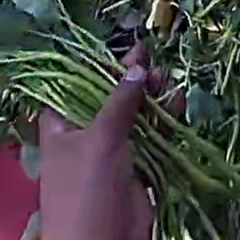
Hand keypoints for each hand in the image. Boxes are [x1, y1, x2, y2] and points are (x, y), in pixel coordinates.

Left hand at [38, 45, 168, 239]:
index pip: (72, 85)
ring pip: (132, 111)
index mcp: (61, 128)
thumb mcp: (100, 140)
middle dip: (130, 77)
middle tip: (150, 60)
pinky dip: (163, 116)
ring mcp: (111, 150)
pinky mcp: (135, 164)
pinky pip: (150, 132)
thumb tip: (137, 66)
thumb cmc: (87, 194)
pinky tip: (177, 101)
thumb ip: (120, 100)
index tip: (119, 45)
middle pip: (108, 95)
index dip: (93, 64)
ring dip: (150, 94)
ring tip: (166, 79)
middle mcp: (84, 134)